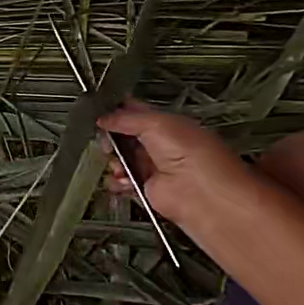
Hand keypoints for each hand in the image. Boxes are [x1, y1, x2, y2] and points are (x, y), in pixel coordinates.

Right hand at [97, 101, 252, 225]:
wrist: (201, 193)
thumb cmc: (196, 156)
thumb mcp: (156, 124)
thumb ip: (126, 118)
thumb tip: (104, 118)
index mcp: (168, 125)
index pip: (136, 113)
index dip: (118, 111)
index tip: (102, 113)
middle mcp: (161, 145)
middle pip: (123, 137)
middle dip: (110, 138)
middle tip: (109, 142)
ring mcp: (153, 166)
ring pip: (119, 159)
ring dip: (113, 161)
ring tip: (119, 164)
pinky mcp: (146, 187)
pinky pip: (120, 181)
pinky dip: (117, 181)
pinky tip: (123, 179)